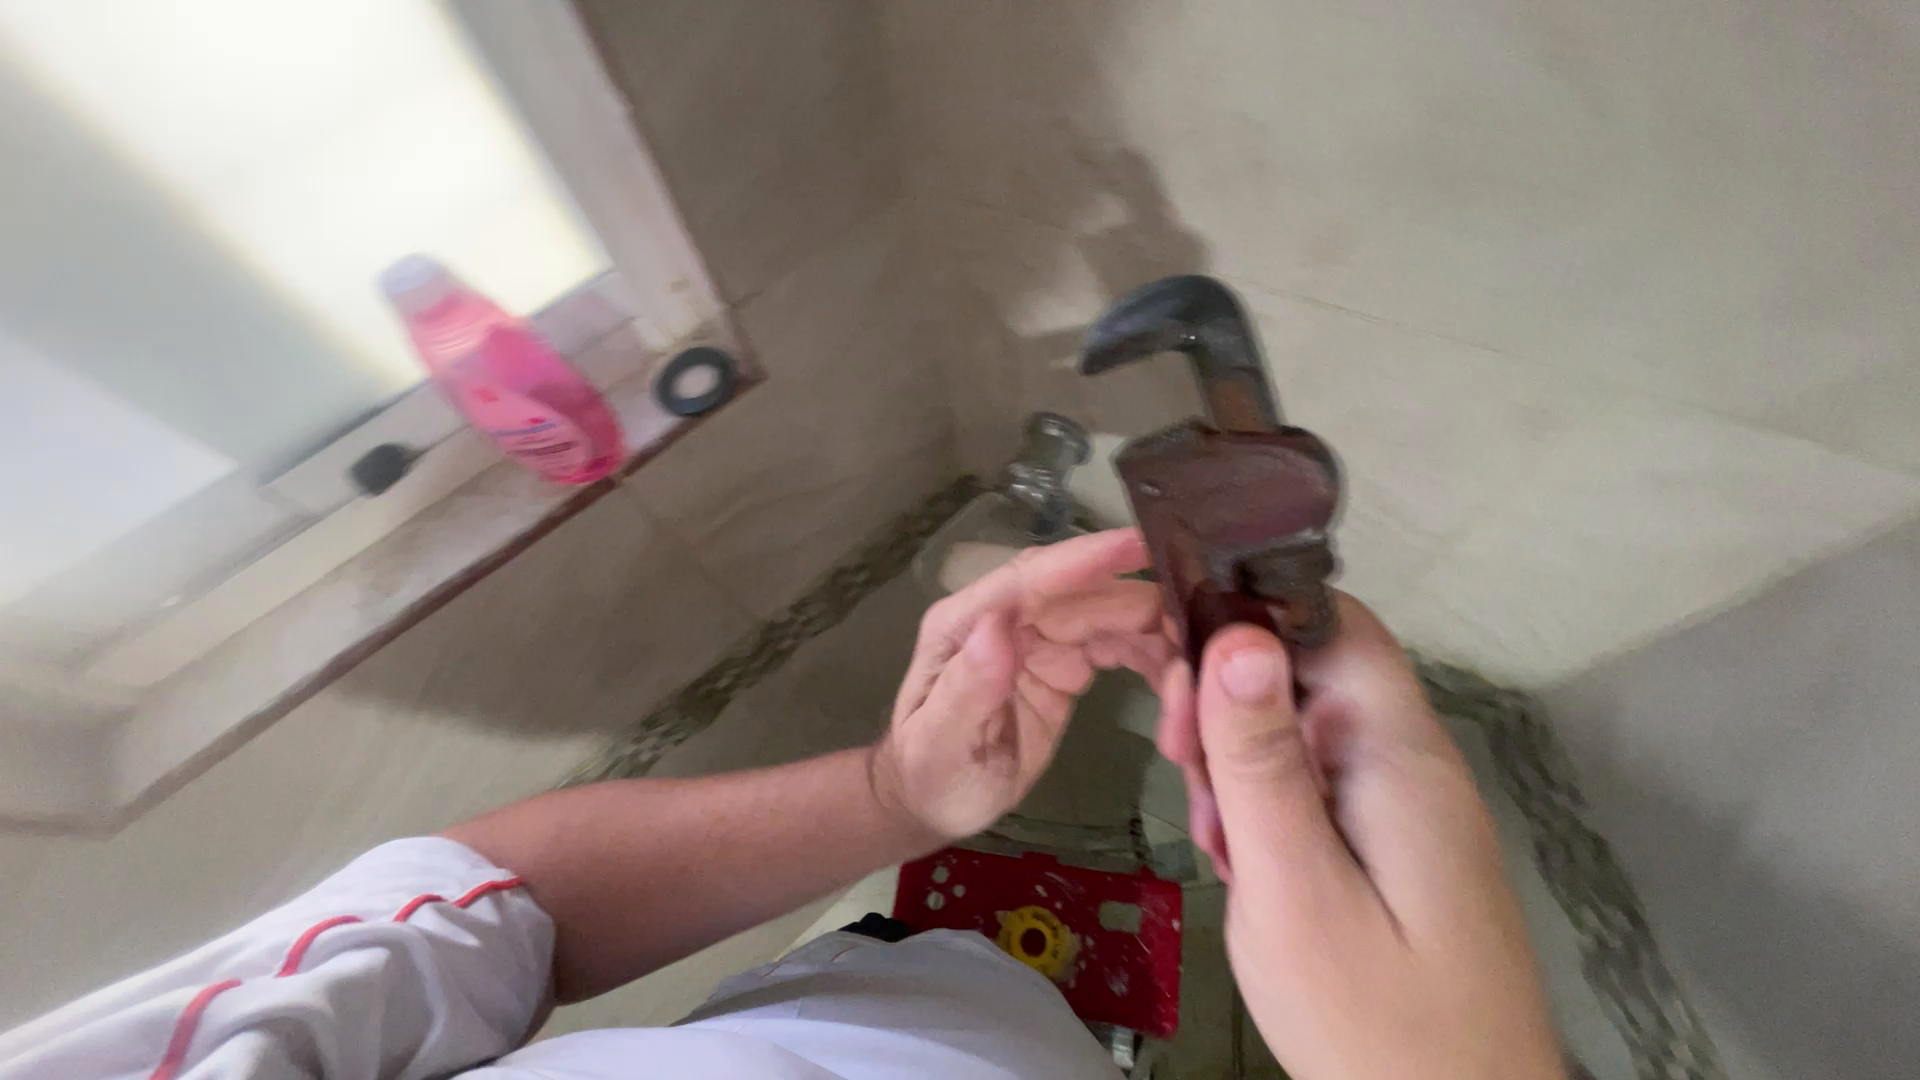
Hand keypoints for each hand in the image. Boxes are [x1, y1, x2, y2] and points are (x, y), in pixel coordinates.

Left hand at [870, 529, 1175, 839]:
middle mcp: (1008, 618)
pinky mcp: (1066, 664)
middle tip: (1203, 633)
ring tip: (1198, 671)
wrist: (933, 798)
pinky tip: (1180, 681)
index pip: (1029, 578)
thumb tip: (997, 626)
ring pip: (1109, 618)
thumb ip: (965, 687)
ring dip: (1154, 637)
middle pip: (1083, 595)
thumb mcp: (938, 741)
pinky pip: (1117, 647)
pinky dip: (1151, 660)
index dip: (1084, 559)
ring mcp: (1039, 638)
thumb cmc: (928, 773)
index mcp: (967, 622)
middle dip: (1142, 608)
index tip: (1140, 545)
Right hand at [1159, 595, 1565, 1079]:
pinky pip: (1303, 780)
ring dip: (1233, 761)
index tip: (1185, 674)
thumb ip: (1259, 758)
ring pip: (1290, 726)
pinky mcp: (1379, 834)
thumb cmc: (1370, 1018)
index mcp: (1396, 752)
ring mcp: (1393, 799)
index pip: (1333, 623)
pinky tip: (1239, 857)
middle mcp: (1402, 758)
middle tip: (1182, 768)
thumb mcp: (1291, 883)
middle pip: (1301, 672)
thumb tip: (1238, 637)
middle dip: (1225, 705)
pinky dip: (1256, 803)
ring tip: (1215, 838)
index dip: (1253, 620)